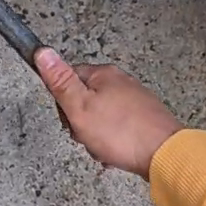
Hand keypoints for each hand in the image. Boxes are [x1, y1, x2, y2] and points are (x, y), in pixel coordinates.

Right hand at [35, 48, 183, 178]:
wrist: (163, 154)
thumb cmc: (121, 133)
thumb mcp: (79, 107)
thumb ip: (60, 80)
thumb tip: (42, 52)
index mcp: (104, 74)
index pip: (69, 78)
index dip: (63, 102)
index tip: (68, 117)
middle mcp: (122, 82)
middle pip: (86, 98)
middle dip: (81, 121)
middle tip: (86, 134)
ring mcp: (135, 100)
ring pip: (101, 116)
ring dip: (96, 135)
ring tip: (103, 147)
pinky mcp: (144, 118)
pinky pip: (118, 128)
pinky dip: (113, 141)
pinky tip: (115, 152)